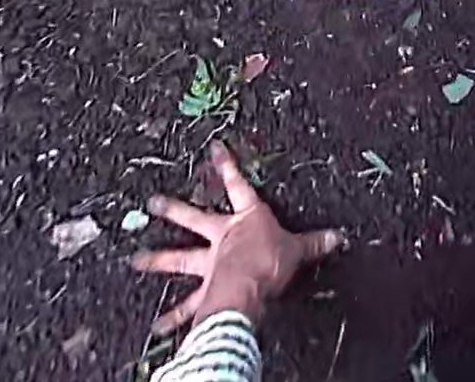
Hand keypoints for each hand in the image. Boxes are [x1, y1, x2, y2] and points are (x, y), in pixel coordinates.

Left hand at [130, 140, 346, 333]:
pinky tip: (156, 325)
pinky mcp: (205, 293)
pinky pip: (187, 305)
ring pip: (180, 258)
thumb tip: (338, 237)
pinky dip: (173, 316)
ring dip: (158, 260)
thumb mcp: (299, 249)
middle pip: (195, 218)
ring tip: (136, 259)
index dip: (227, 165)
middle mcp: (224, 237)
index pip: (238, 185)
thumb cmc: (270, 262)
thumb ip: (316, 243)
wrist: (248, 292)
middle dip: (175, 209)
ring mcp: (210, 264)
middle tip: (153, 201)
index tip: (214, 148)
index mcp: (248, 218)